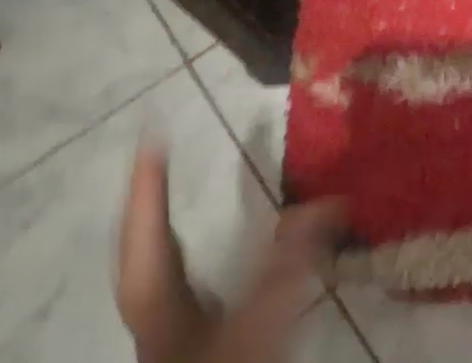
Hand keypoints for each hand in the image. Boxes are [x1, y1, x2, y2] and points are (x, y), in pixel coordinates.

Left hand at [116, 142, 345, 362]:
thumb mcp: (262, 322)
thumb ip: (291, 262)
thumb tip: (330, 200)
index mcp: (156, 298)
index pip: (147, 229)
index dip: (148, 183)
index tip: (153, 134)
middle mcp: (153, 306)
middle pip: (140, 245)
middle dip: (149, 201)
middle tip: (159, 157)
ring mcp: (166, 325)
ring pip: (154, 262)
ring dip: (161, 223)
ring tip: (172, 191)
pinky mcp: (186, 336)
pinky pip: (176, 275)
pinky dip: (182, 248)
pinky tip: (201, 250)